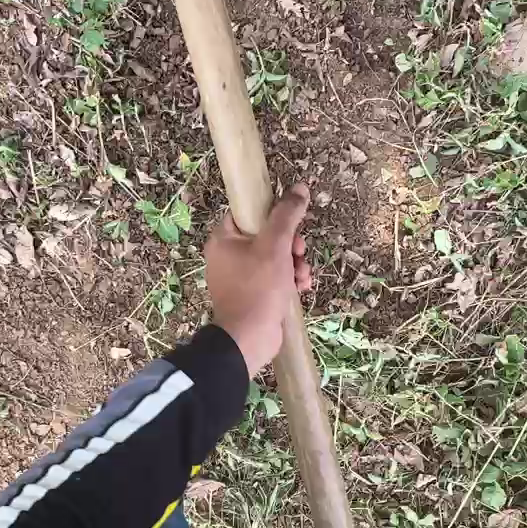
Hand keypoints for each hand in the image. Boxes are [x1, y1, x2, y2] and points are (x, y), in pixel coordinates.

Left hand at [205, 185, 313, 375]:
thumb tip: (300, 188)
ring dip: (295, 264)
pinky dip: (289, 281)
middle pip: (267, 236)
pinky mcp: (252, 296)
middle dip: (291, 245)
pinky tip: (301, 288)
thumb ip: (287, 216)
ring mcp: (240, 278)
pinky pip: (274, 279)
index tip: (291, 224)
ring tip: (303, 276)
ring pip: (275, 258)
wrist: (248, 339)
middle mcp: (228, 257)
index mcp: (224, 239)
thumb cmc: (257, 287)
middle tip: (300, 253)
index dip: (273, 215)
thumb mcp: (275, 245)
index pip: (248, 213)